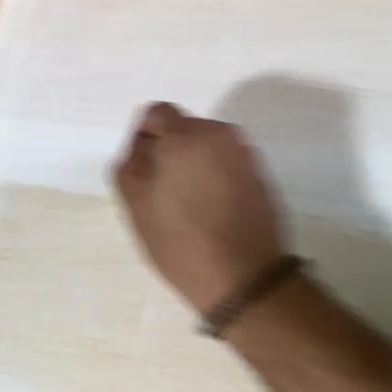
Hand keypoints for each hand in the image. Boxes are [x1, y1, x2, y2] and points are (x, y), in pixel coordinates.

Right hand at [113, 102, 289, 313]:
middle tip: (164, 196)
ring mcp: (244, 154)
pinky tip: (211, 212)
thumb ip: (132, 166)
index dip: (145, 140)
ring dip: (193, 166)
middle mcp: (219, 134)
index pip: (157, 114)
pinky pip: (226, 165)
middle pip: (184, 130)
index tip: (144, 173)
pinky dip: (215, 178)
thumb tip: (140, 144)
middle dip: (170, 153)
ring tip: (189, 207)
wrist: (244, 277)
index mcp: (185, 135)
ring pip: (206, 148)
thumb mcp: (139, 208)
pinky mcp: (260, 175)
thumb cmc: (181, 244)